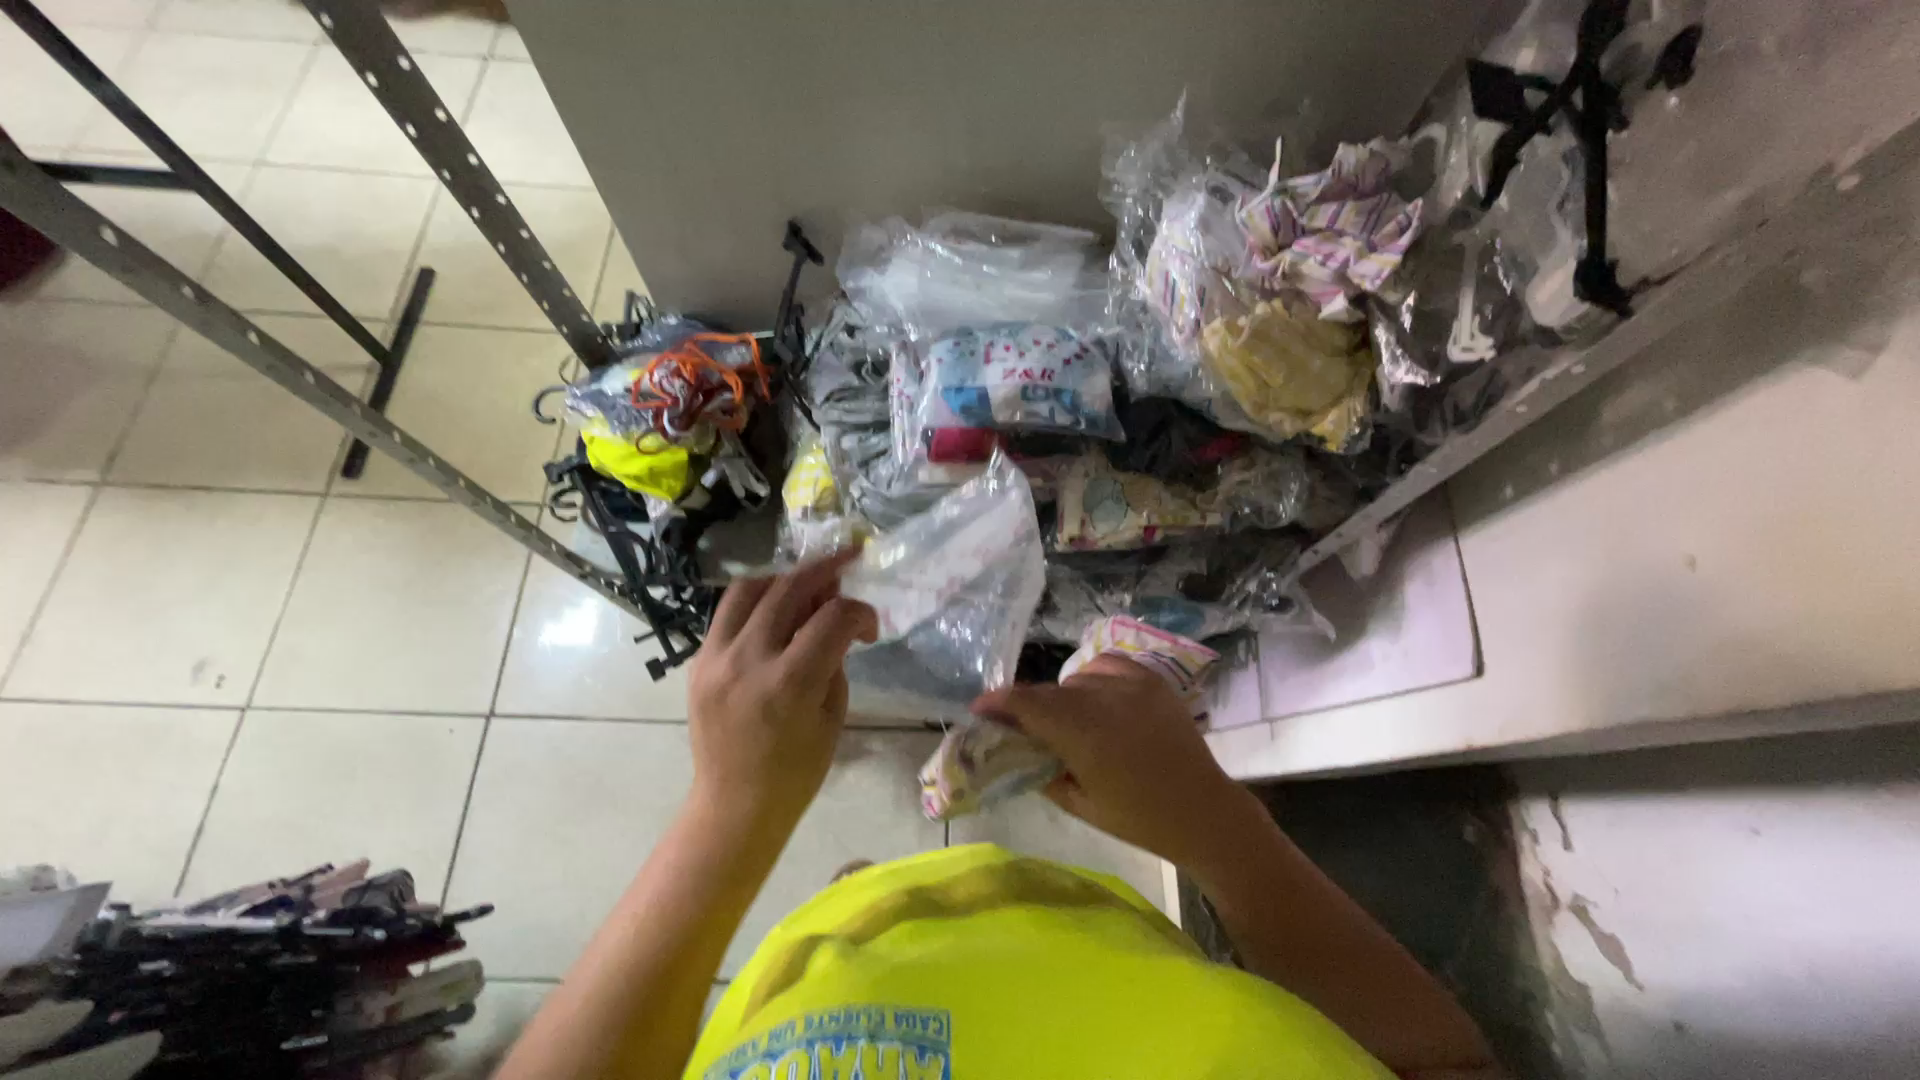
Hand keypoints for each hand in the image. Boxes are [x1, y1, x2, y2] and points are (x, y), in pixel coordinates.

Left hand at [688, 550, 877, 830]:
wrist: (735, 804)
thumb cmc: (797, 770)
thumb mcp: (832, 714)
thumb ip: (833, 658)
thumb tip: (833, 614)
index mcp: (790, 682)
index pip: (833, 616)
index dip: (860, 611)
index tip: (868, 627)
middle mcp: (749, 660)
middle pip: (790, 588)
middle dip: (825, 570)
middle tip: (846, 564)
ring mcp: (716, 658)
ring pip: (750, 588)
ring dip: (784, 578)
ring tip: (806, 583)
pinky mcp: (698, 662)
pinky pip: (728, 614)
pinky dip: (756, 603)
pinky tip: (774, 611)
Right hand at [971, 655, 1263, 871]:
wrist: (1203, 811)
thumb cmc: (1138, 819)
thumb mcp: (1080, 804)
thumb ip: (1042, 773)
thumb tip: (1016, 752)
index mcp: (1083, 736)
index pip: (1027, 704)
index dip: (998, 702)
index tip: (979, 708)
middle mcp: (1104, 701)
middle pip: (1049, 692)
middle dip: (1029, 706)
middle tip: (1022, 725)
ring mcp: (1132, 686)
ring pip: (1077, 679)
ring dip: (1064, 696)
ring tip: (1070, 718)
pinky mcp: (1153, 680)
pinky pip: (1108, 664)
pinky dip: (1093, 677)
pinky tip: (1096, 697)